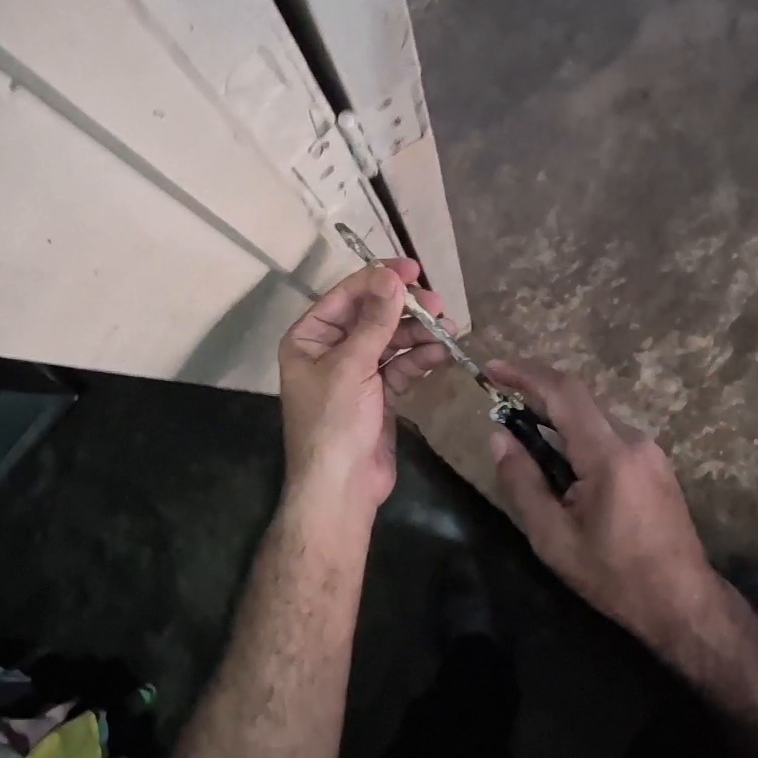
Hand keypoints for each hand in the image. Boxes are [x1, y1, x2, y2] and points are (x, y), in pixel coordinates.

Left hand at [279, 258, 450, 518]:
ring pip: (389, 341)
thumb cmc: (334, 423)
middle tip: (438, 305)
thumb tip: (392, 277)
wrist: (341, 487)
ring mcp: (355, 374)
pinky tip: (442, 353)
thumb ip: (374, 321)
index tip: (413, 269)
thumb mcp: (351, 366)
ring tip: (448, 330)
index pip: (346, 297)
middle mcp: (329, 351)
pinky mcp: (378, 396)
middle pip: (371, 316)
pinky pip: (400, 367)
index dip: (378, 280)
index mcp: (308, 339)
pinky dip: (420, 358)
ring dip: (418, 334)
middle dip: (404, 310)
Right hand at [487, 360, 726, 652]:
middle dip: (536, 397)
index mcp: (609, 456)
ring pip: (593, 419)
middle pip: (579, 402)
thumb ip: (522, 482)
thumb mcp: (552, 537)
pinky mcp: (656, 465)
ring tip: (522, 439)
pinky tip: (559, 463)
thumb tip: (498, 436)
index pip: (564, 393)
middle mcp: (634, 441)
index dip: (525, 374)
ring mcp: (650, 452)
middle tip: (498, 407)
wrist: (683, 604)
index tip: (491, 368)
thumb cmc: (613, 576)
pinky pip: (608, 436)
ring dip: (556, 420)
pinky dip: (576, 436)